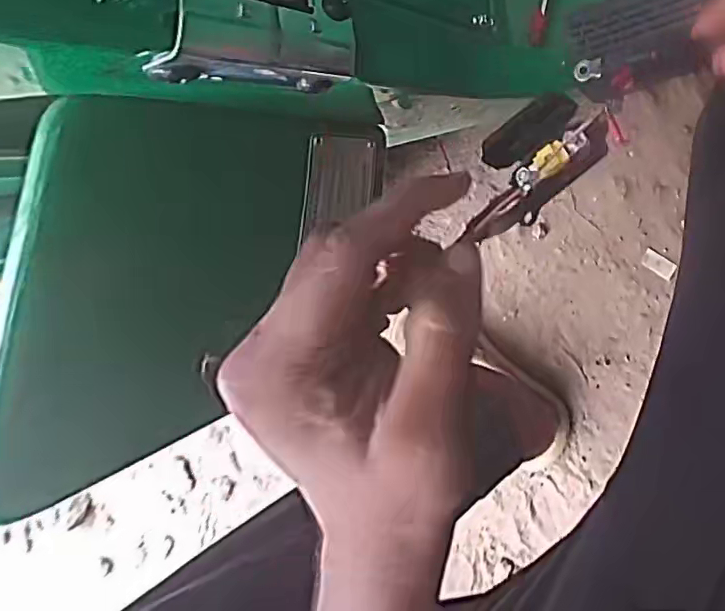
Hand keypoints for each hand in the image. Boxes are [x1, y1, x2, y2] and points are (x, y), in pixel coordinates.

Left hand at [217, 173, 479, 609]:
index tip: (453, 186)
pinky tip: (416, 295)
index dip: (402, 210)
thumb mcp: (433, 418)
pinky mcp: (299, 343)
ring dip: (401, 259)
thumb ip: (447, 326)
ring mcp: (277, 345)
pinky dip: (391, 275)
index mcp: (282, 367)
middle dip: (405, 239)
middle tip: (455, 250)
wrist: (382, 537)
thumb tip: (460, 250)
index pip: (342, 257)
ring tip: (438, 292)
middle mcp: (264, 349)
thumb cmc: (402, 496)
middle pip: (337, 253)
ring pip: (345, 261)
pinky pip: (347, 282)